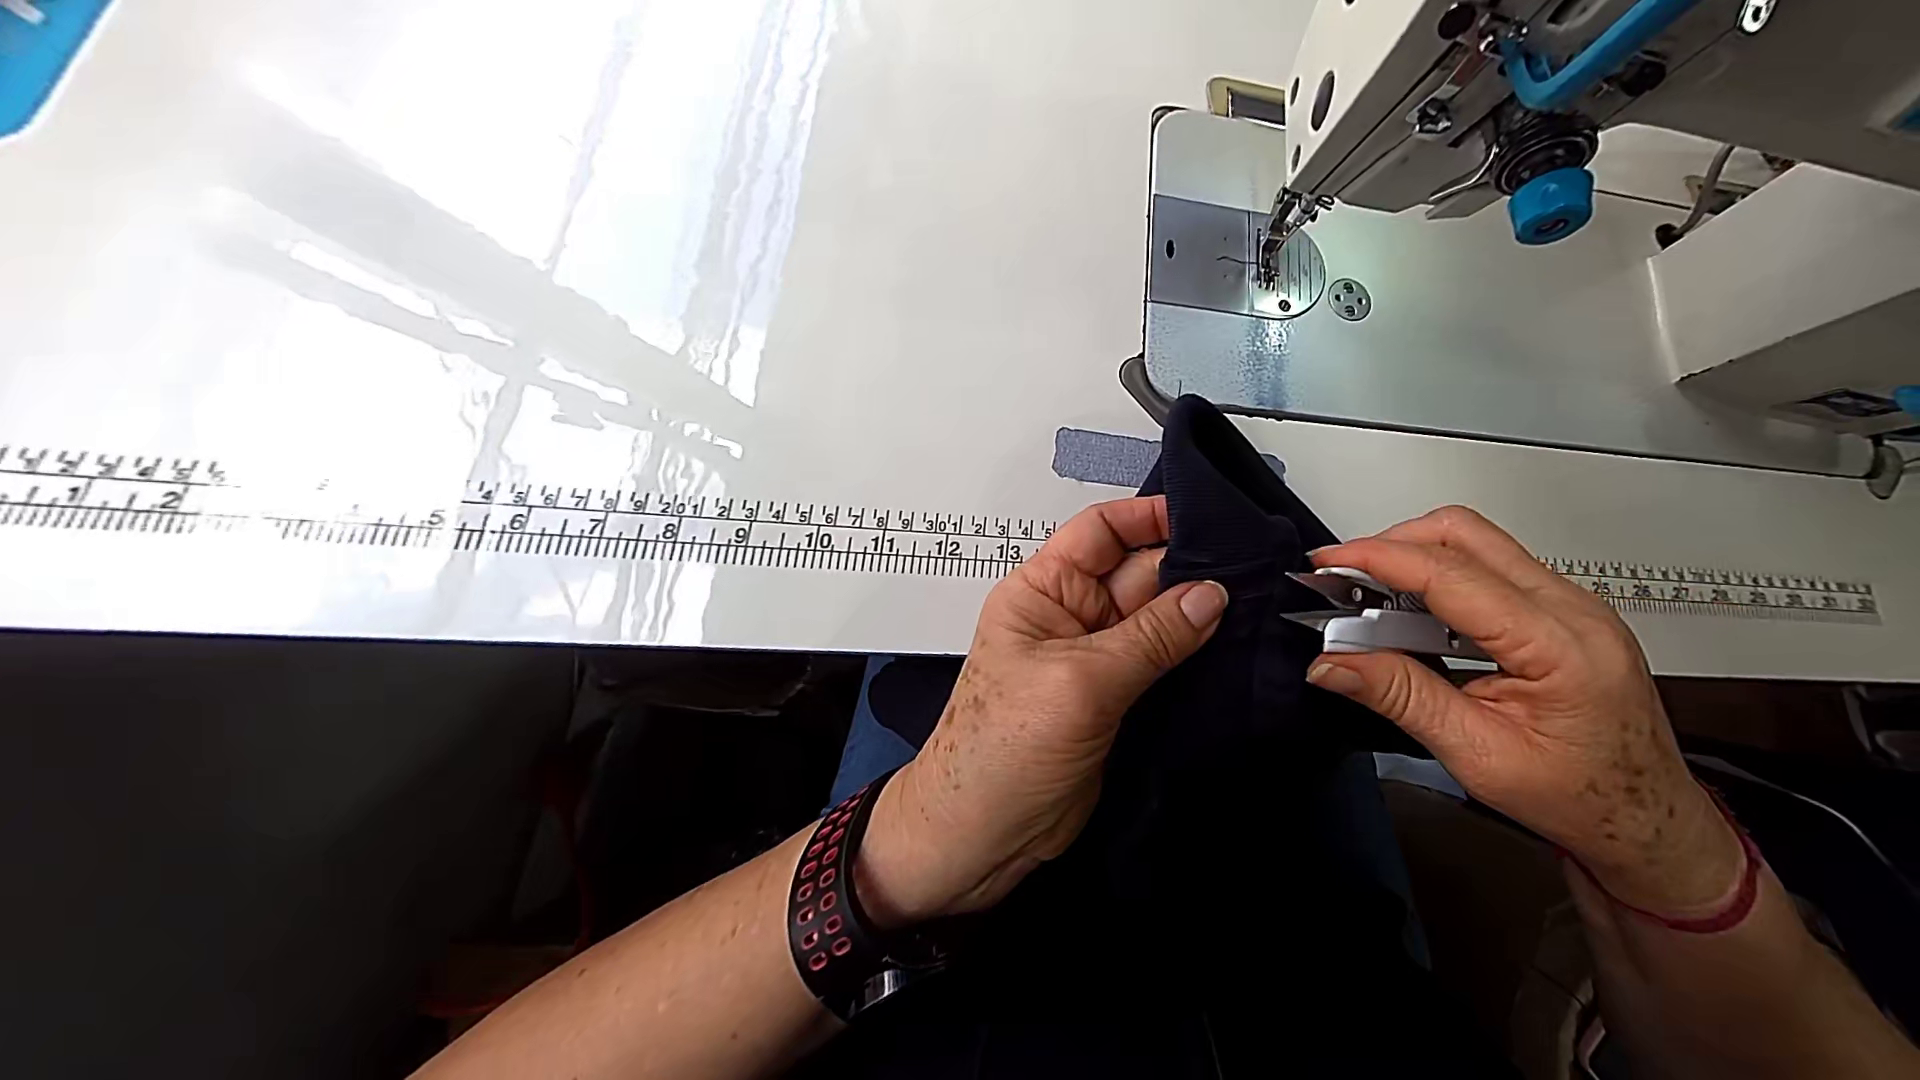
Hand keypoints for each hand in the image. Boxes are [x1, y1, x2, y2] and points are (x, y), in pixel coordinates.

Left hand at [854, 496, 1227, 925]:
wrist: (984, 834)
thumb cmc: (1004, 748)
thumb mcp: (1078, 682)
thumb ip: (1149, 638)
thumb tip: (1212, 595)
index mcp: (1042, 591)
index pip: (1099, 532)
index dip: (1148, 517)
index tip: (1208, 517)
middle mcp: (1071, 616)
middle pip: (1138, 572)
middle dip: (1191, 566)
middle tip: (1259, 565)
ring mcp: (1097, 658)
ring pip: (1157, 618)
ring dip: (1202, 611)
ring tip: (1264, 599)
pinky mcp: (1119, 697)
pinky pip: (1163, 661)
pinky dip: (1198, 654)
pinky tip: (1242, 644)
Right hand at [1302, 507, 1743, 916]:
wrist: (1646, 819)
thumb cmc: (1582, 796)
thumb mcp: (1476, 753)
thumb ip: (1399, 697)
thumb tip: (1331, 665)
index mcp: (1560, 645)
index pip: (1451, 573)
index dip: (1378, 559)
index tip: (1326, 564)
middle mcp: (1571, 609)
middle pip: (1463, 534)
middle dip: (1390, 545)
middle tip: (1341, 579)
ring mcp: (1566, 604)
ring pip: (1470, 542)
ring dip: (1408, 559)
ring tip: (1366, 599)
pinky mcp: (1551, 608)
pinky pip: (1481, 566)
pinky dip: (1429, 576)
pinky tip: (1405, 613)